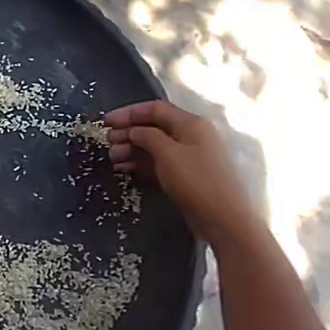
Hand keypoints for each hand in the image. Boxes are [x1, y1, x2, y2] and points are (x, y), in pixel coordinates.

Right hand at [106, 99, 256, 243]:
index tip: (106, 121)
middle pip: (154, 127)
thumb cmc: (197, 181)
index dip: (129, 113)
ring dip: (132, 148)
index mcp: (191, 124)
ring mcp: (189, 156)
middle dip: (128, 132)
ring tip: (112, 157)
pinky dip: (141, 163)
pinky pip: (158, 162)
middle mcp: (191, 135)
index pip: (155, 109)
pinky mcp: (185, 175)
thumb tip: (133, 130)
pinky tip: (124, 168)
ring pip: (154, 146)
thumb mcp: (168, 154)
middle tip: (107, 141)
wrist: (224, 219)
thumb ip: (147, 136)